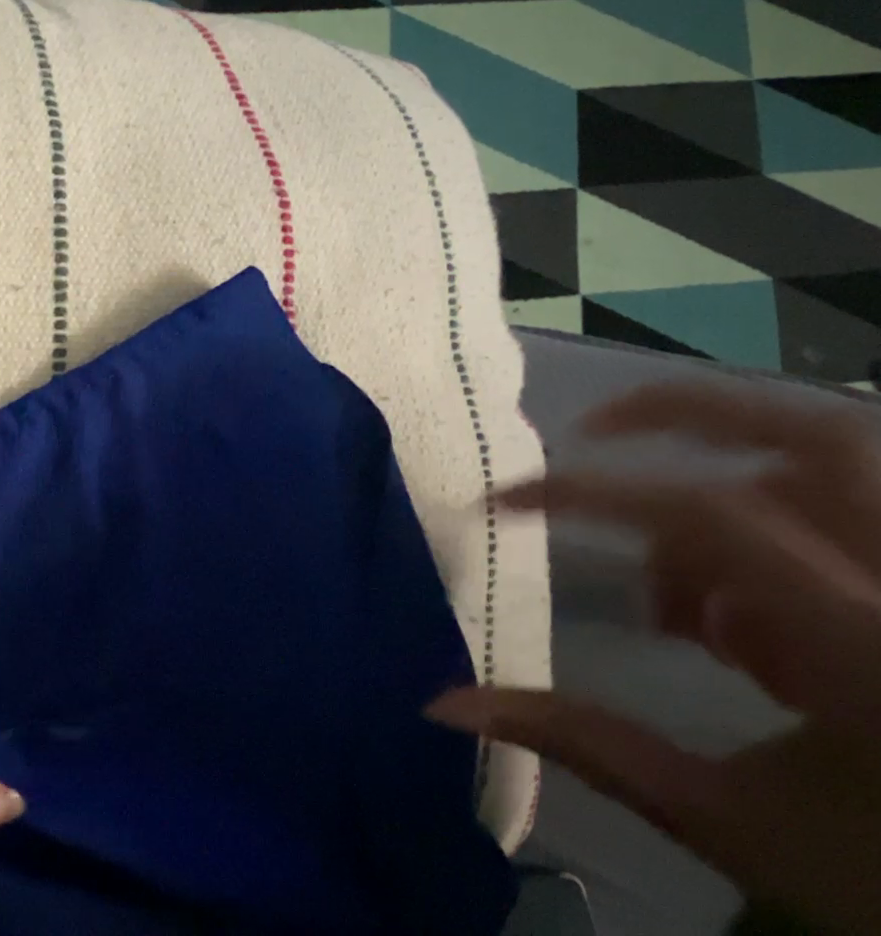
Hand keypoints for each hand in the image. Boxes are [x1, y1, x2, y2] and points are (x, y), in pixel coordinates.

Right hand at [428, 384, 880, 934]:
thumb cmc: (878, 868)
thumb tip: (443, 701)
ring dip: (723, 496)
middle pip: (813, 435)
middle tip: (592, 430)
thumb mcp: (723, 820)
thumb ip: (586, 746)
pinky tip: (744, 624)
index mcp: (860, 642)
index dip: (591, 491)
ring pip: (827, 468)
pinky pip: (847, 518)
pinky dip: (774, 537)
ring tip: (682, 597)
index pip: (709, 514)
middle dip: (687, 410)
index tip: (501, 502)